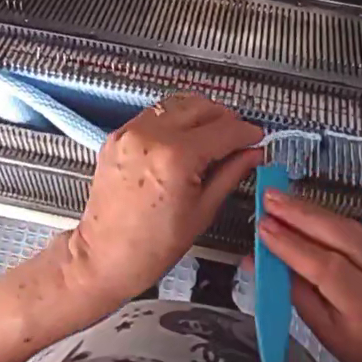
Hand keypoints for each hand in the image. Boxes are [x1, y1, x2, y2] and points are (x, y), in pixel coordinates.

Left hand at [63, 93, 262, 315]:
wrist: (104, 257)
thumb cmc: (151, 245)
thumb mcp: (203, 210)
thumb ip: (230, 173)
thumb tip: (252, 153)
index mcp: (176, 157)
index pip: (225, 129)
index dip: (247, 132)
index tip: (256, 137)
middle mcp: (151, 136)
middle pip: (202, 107)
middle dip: (225, 119)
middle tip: (237, 138)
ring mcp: (130, 133)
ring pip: (177, 104)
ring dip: (200, 114)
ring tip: (212, 136)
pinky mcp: (117, 137)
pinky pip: (154, 115)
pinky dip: (174, 120)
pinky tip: (183, 139)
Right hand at [252, 191, 361, 361]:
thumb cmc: (357, 345)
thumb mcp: (319, 327)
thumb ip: (290, 288)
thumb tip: (254, 258)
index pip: (329, 269)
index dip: (294, 246)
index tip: (264, 227)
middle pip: (344, 237)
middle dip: (302, 216)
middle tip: (270, 199)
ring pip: (350, 227)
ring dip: (312, 212)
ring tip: (280, 200)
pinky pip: (357, 229)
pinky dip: (328, 220)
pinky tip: (304, 211)